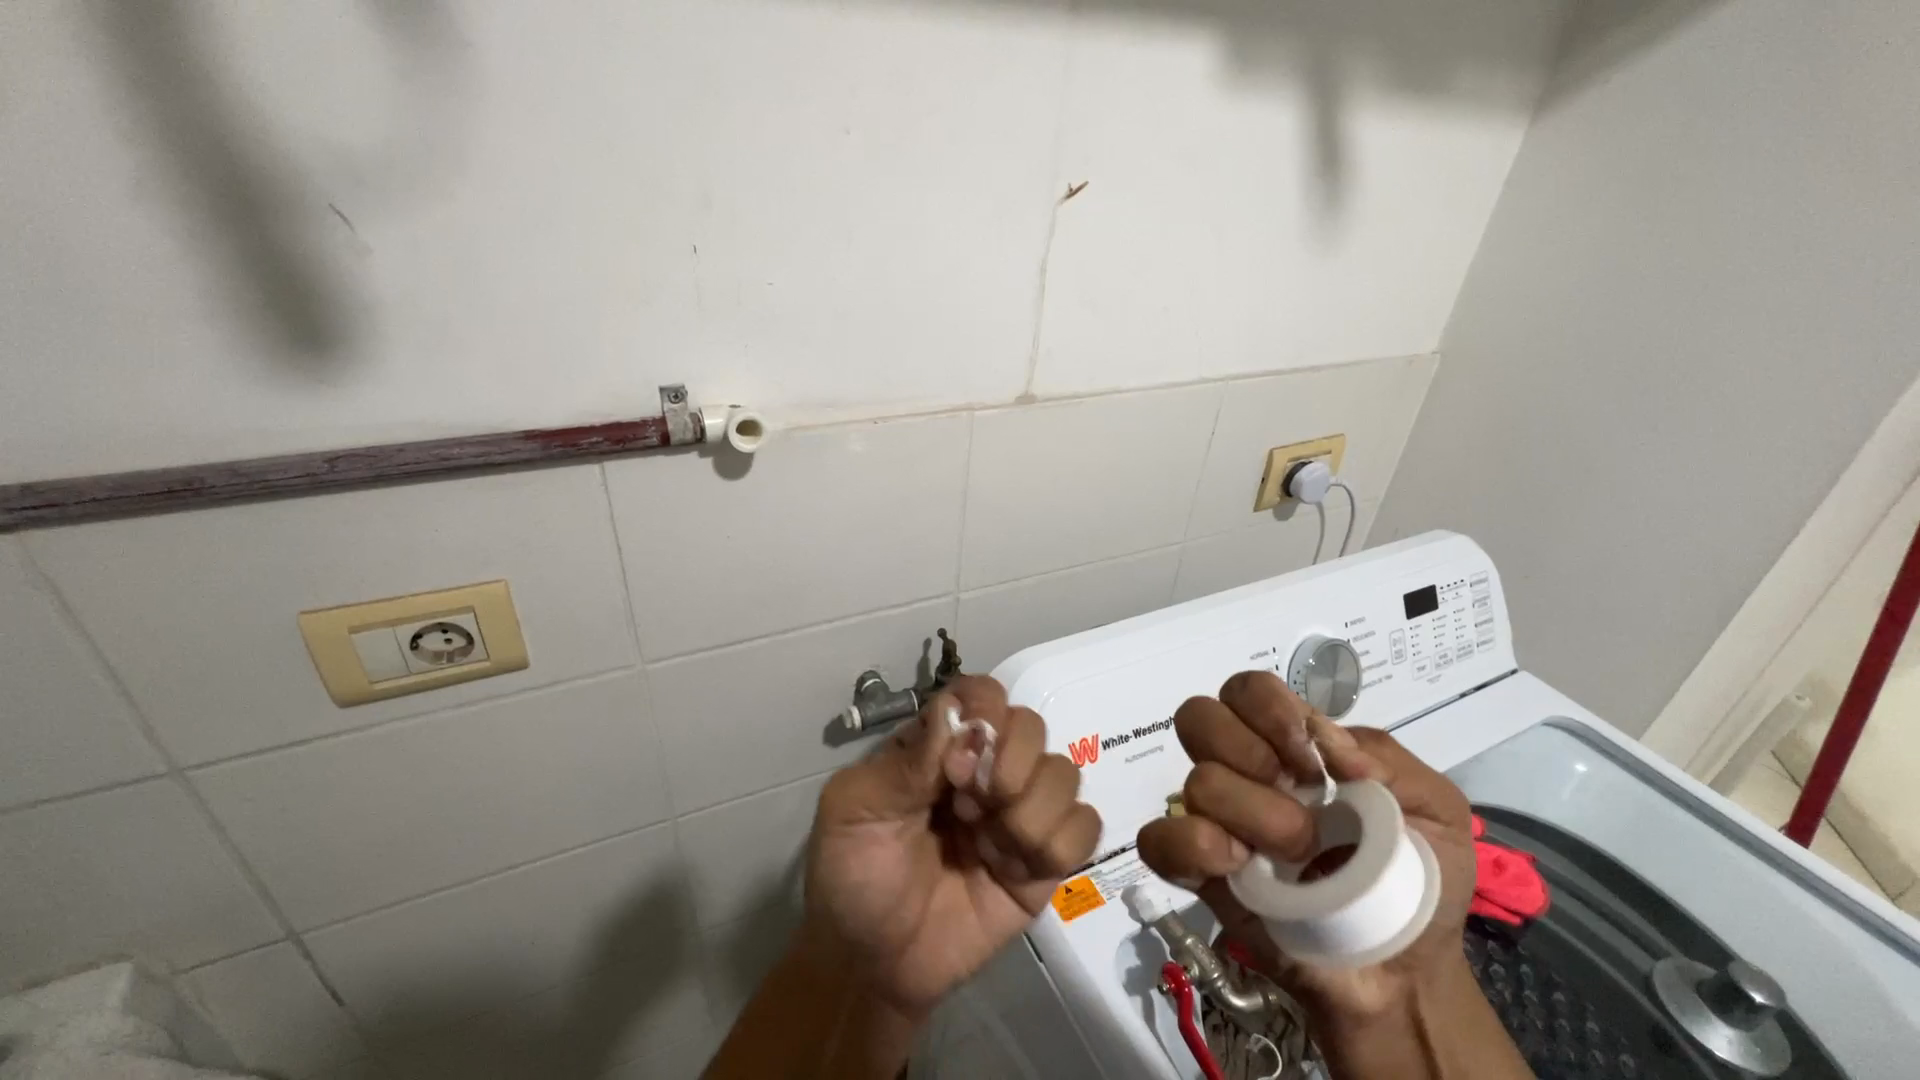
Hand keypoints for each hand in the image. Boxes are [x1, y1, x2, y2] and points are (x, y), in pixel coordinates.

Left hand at [804, 675, 1102, 1015]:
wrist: (872, 967)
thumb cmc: (851, 877)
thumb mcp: (854, 810)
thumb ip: (907, 762)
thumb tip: (960, 717)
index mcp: (937, 747)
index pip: (982, 695)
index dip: (983, 719)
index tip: (955, 769)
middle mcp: (984, 769)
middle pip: (1031, 726)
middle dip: (1009, 767)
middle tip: (969, 811)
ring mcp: (1017, 814)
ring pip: (1065, 773)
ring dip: (1031, 810)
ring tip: (992, 847)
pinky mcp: (1045, 863)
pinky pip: (1085, 828)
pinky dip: (1059, 843)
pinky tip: (1016, 870)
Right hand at [1136, 671, 1477, 1026]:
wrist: (1406, 973)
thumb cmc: (1420, 882)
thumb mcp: (1437, 810)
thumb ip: (1387, 761)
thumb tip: (1322, 736)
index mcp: (1292, 748)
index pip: (1247, 690)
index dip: (1269, 710)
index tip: (1313, 759)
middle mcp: (1243, 773)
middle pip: (1198, 717)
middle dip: (1247, 750)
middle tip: (1299, 797)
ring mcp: (1216, 822)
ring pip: (1194, 784)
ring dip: (1252, 816)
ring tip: (1296, 856)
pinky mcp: (1199, 874)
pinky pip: (1159, 842)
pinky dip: (1193, 846)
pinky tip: (1239, 869)